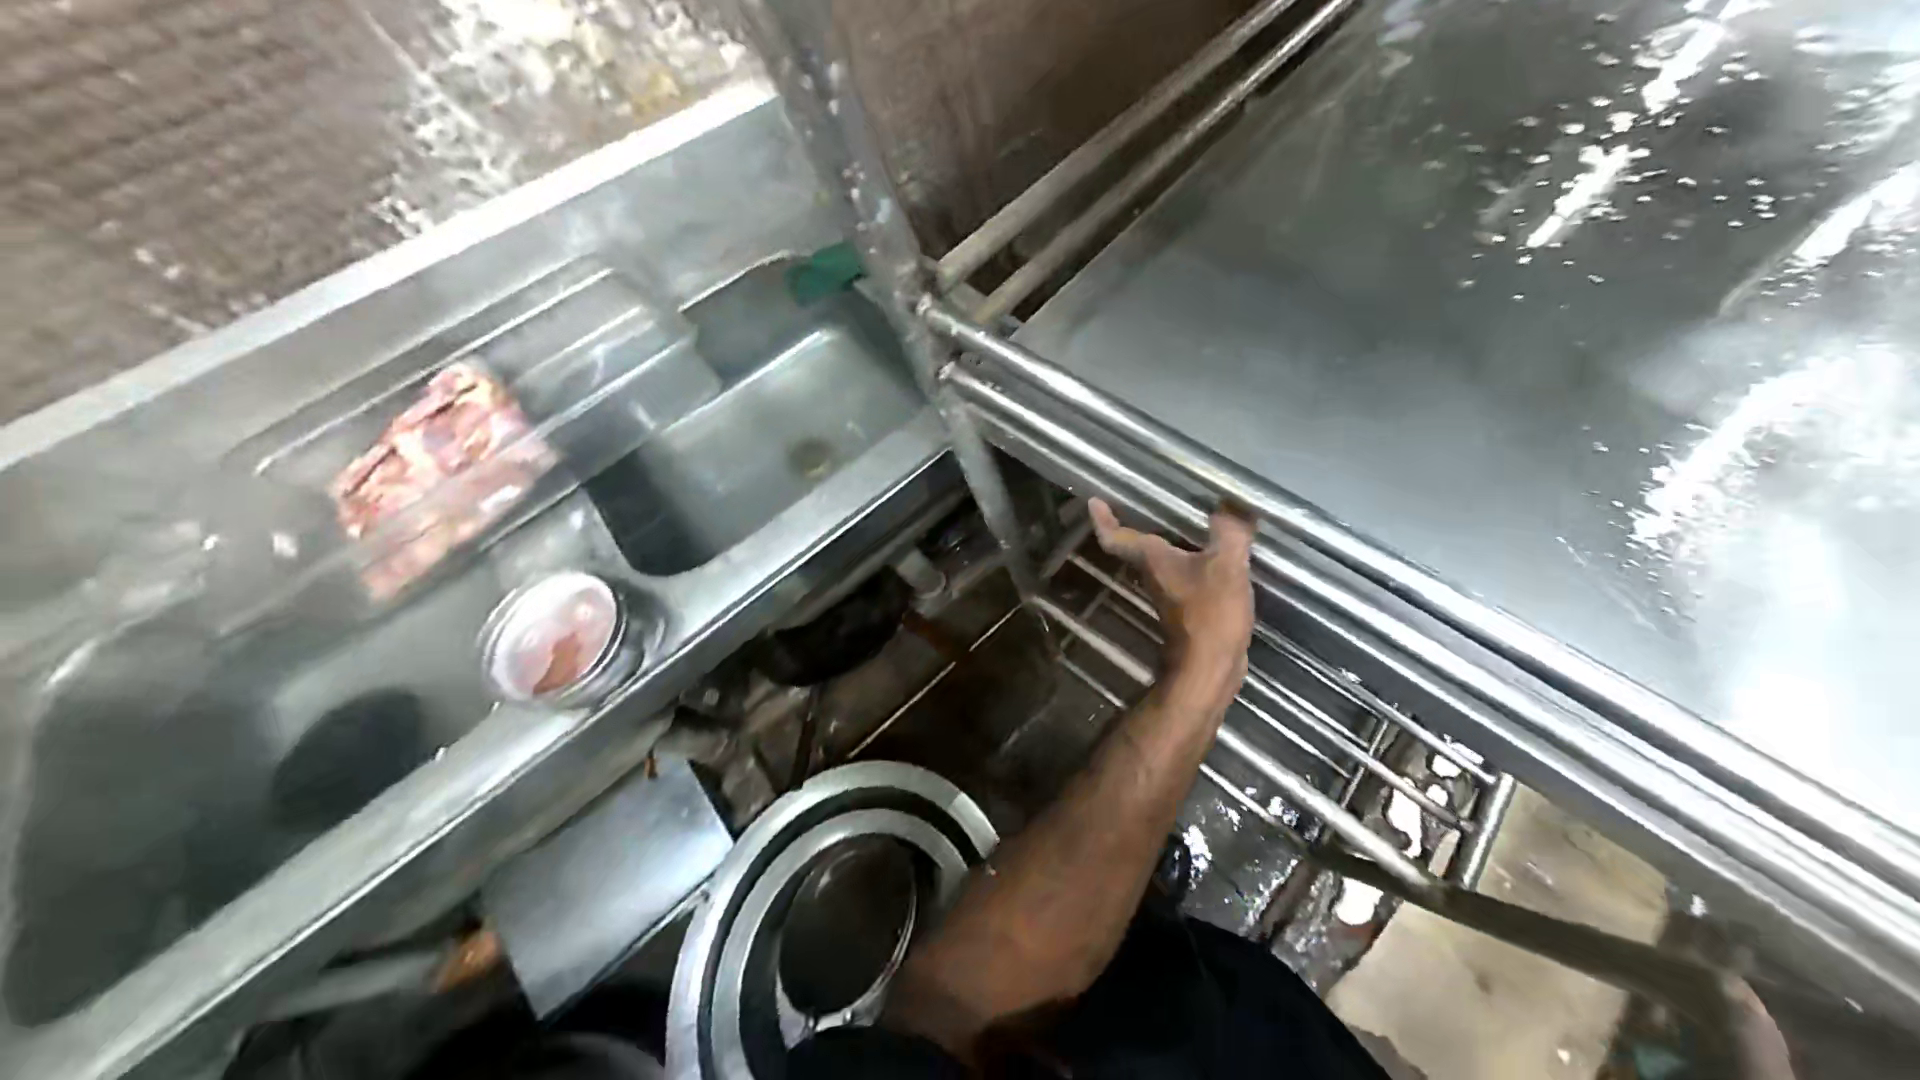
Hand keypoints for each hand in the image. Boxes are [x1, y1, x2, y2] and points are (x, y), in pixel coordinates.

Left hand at [1088, 498, 1254, 715]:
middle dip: (1132, 524)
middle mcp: (1152, 574)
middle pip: (1135, 546)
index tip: (1094, 501)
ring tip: (1181, 520)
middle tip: (1139, 501)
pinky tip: (1210, 553)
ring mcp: (1167, 594)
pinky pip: (1181, 574)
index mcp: (1151, 559)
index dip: (1102, 519)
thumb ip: (1229, 531)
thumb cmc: (1208, 613)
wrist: (1210, 667)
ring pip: (1158, 561)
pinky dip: (1188, 560)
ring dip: (1163, 542)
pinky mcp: (1185, 608)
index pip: (1115, 537)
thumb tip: (1230, 502)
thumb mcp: (1225, 565)